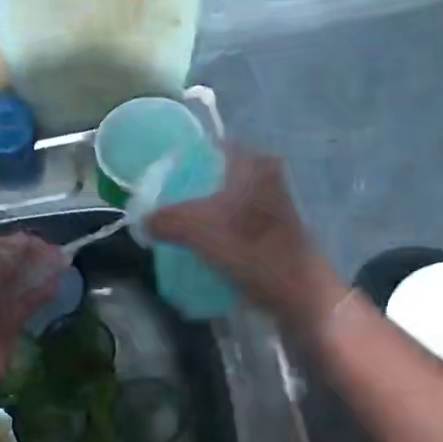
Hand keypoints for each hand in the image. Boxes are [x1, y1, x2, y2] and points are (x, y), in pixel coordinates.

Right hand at [145, 150, 346, 334]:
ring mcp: (274, 206)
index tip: (162, 179)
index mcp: (252, 165)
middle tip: (165, 207)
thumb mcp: (198, 232)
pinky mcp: (276, 232)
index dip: (183, 161)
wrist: (299, 293)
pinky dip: (221, 231)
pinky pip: (238, 223)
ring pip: (228, 201)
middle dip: (191, 191)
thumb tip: (144, 221)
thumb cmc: (251, 251)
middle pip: (217, 176)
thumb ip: (166, 220)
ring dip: (205, 214)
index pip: (211, 148)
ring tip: (179, 230)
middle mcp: (267, 178)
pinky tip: (203, 247)